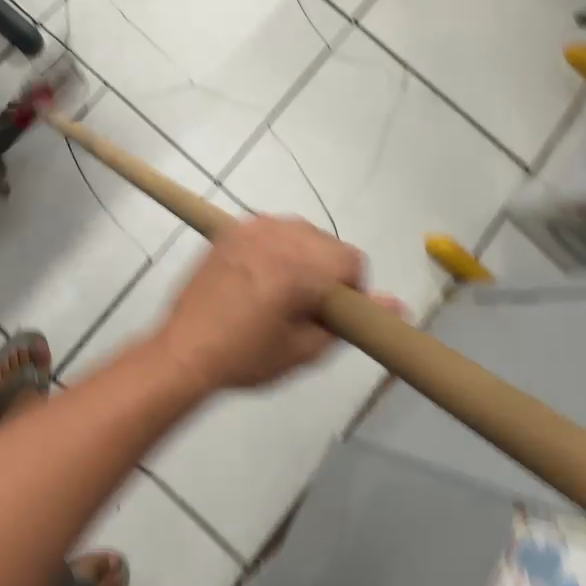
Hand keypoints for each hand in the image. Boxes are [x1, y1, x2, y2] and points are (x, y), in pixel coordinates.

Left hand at [151, 215, 401, 391]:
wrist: (185, 349)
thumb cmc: (248, 356)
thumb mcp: (307, 349)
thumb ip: (352, 321)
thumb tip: (399, 304)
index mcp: (300, 265)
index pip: (352, 259)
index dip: (351, 289)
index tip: (332, 314)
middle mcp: (277, 236)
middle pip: (325, 242)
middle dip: (326, 270)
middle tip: (306, 306)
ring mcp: (249, 229)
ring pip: (297, 232)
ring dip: (301, 255)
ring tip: (281, 291)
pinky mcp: (228, 231)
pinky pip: (268, 229)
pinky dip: (274, 247)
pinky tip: (258, 276)